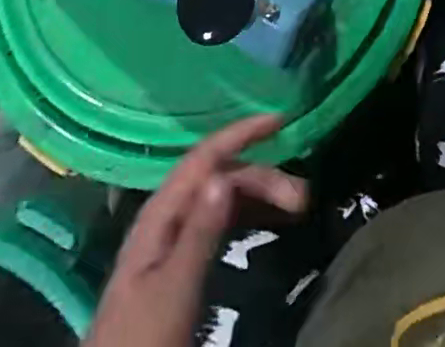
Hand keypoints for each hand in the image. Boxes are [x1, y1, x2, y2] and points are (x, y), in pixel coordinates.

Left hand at [85, 115, 306, 346]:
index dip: (241, 133)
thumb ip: (201, 232)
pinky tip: (269, 221)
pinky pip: (221, 221)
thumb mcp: (175, 288)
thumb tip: (226, 176)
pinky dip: (248, 214)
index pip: (205, 157)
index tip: (281, 120)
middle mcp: (168, 215)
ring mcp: (174, 238)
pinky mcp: (182, 261)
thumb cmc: (142, 340)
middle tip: (302, 199)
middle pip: (220, 178)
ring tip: (296, 207)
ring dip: (259, 195)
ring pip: (223, 198)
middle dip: (262, 177)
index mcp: (161, 213)